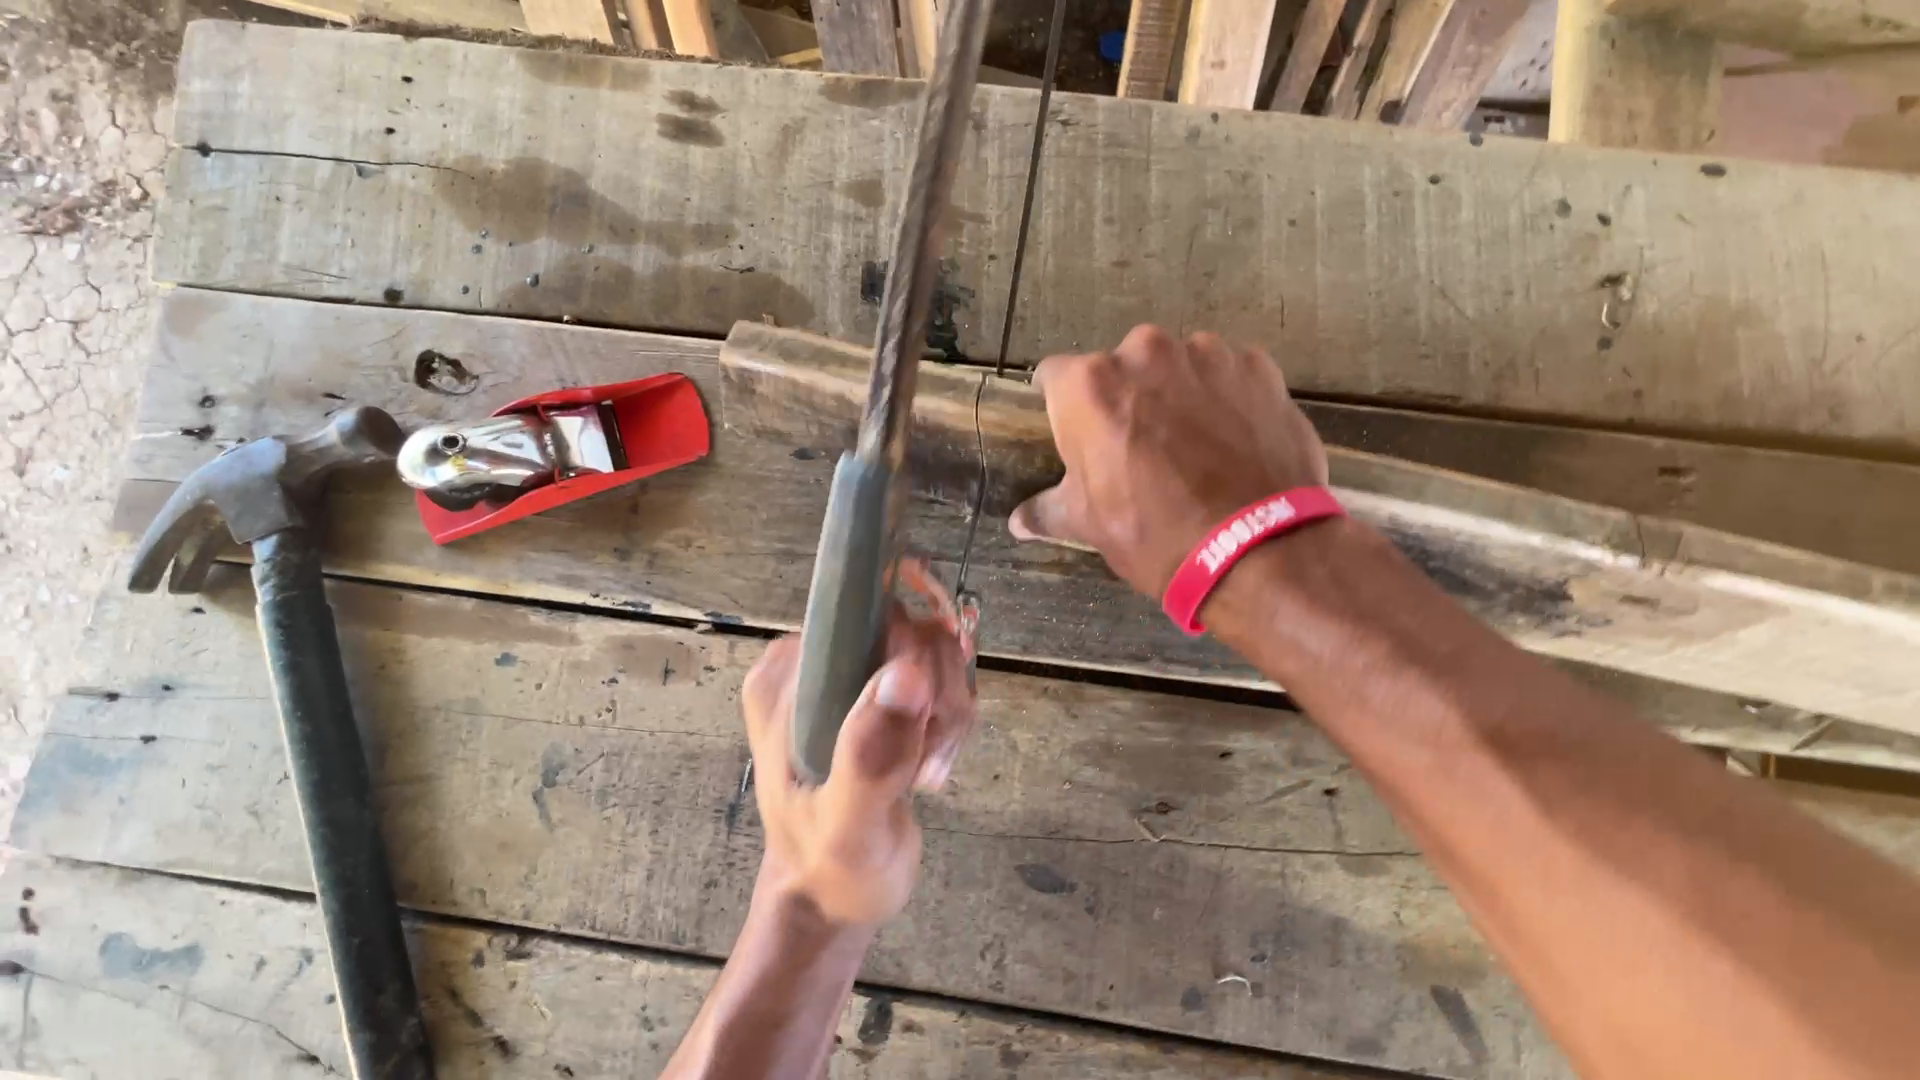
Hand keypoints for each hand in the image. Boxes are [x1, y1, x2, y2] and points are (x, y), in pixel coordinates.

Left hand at [741, 605, 976, 926]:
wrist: (832, 898)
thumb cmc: (831, 872)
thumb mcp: (847, 829)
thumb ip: (870, 757)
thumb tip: (906, 673)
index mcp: (787, 679)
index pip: (866, 615)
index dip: (914, 645)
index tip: (935, 705)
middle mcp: (813, 664)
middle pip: (909, 629)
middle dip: (938, 692)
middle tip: (929, 755)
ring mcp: (846, 676)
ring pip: (932, 652)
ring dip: (949, 710)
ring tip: (927, 770)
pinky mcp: (874, 693)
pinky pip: (937, 675)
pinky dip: (949, 717)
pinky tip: (929, 764)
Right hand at [1010, 325, 1329, 595]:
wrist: (1257, 550)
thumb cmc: (1155, 534)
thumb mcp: (1089, 525)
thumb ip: (1050, 509)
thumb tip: (1018, 522)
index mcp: (1090, 385)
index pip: (1056, 376)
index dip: (1063, 405)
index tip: (1077, 433)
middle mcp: (1145, 352)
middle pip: (1123, 366)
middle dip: (1127, 397)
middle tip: (1140, 447)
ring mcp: (1207, 354)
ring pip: (1179, 366)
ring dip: (1179, 393)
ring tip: (1195, 446)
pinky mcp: (1259, 368)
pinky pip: (1229, 375)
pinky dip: (1226, 398)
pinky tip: (1234, 441)